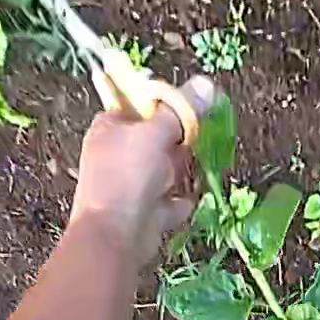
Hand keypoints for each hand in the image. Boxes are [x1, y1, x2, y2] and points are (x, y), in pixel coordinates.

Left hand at [68, 75, 217, 258]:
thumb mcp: (155, 134)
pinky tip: (188, 202)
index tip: (189, 112)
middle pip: (157, 141)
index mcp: (111, 128)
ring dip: (181, 174)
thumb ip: (181, 112)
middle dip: (178, 144)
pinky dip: (180, 204)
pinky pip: (171, 203)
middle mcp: (119, 155)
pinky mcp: (146, 213)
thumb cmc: (128, 176)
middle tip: (193, 144)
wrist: (117, 235)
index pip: (140, 107)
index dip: (164, 108)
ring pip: (166, 173)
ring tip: (194, 172)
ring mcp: (132, 186)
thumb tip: (208, 84)